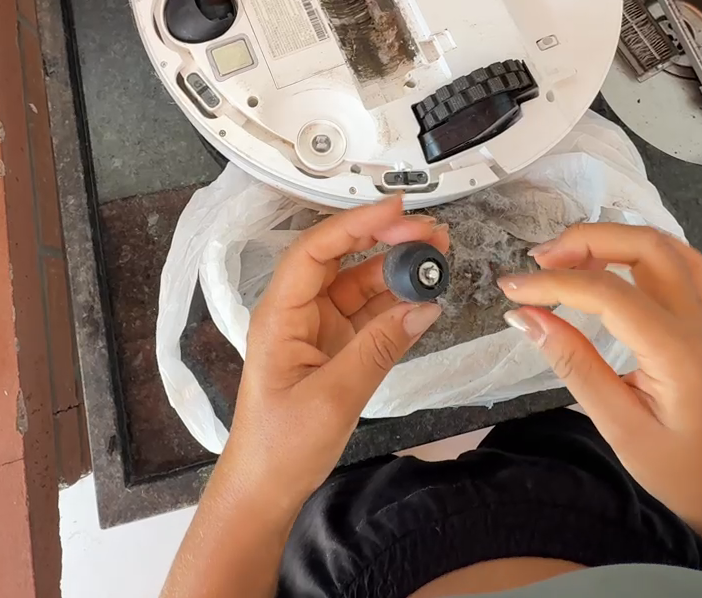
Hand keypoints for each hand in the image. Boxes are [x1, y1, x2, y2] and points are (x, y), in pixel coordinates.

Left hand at [221, 197, 446, 503]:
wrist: (266, 489)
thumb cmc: (280, 446)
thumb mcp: (334, 397)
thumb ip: (379, 347)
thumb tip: (423, 306)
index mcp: (280, 313)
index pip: (316, 249)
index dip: (355, 224)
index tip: (396, 212)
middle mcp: (298, 310)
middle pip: (341, 257)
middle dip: (384, 239)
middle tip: (429, 233)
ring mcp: (318, 326)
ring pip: (360, 281)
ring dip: (396, 268)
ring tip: (435, 256)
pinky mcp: (335, 344)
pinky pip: (369, 311)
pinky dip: (397, 301)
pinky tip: (423, 294)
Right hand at [499, 224, 701, 531]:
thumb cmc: (681, 472)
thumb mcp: (619, 428)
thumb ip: (574, 364)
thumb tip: (525, 316)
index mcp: (676, 351)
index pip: (608, 292)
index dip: (553, 283)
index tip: (511, 290)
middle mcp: (696, 320)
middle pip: (642, 245)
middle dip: (584, 241)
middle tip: (538, 261)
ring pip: (661, 244)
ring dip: (609, 238)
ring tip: (566, 258)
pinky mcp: (700, 316)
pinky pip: (675, 259)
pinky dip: (634, 247)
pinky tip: (607, 263)